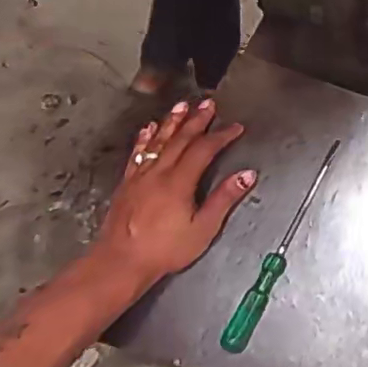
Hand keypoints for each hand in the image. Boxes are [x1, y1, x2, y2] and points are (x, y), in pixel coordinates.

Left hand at [93, 99, 256, 284]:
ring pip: (158, 141)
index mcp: (179, 182)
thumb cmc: (165, 250)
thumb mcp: (204, 228)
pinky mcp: (127, 184)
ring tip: (181, 106)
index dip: (221, 136)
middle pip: (180, 139)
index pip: (204, 150)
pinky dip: (145, 139)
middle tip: (208, 104)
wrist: (120, 262)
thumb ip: (224, 199)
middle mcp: (158, 174)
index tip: (235, 128)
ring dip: (172, 122)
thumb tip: (246, 175)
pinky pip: (138, 154)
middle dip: (197, 120)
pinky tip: (148, 130)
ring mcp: (140, 177)